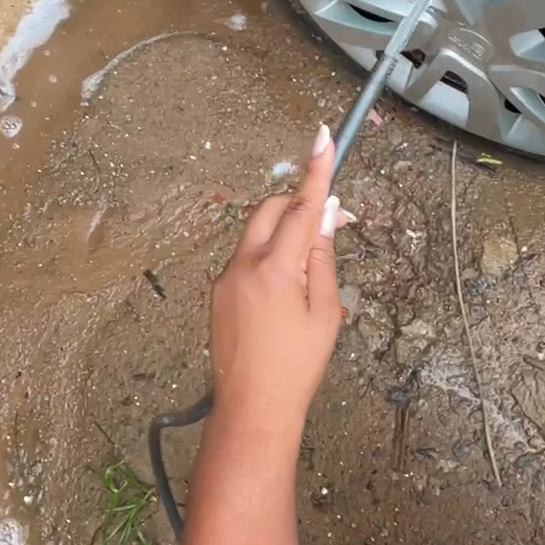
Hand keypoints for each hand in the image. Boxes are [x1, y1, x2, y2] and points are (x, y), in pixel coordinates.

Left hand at [209, 125, 353, 427]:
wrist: (253, 407)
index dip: (315, 170)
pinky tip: (284, 292)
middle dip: (295, 204)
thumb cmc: (298, 365)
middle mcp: (243, 265)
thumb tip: (326, 214)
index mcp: (275, 270)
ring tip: (308, 272)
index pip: (300, 207)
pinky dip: (268, 256)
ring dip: (283, 232)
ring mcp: (224, 277)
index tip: (321, 136)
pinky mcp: (217, 290)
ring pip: (256, 232)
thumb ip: (323, 256)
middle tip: (328, 224)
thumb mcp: (326, 310)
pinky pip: (246, 256)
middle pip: (269, 209)